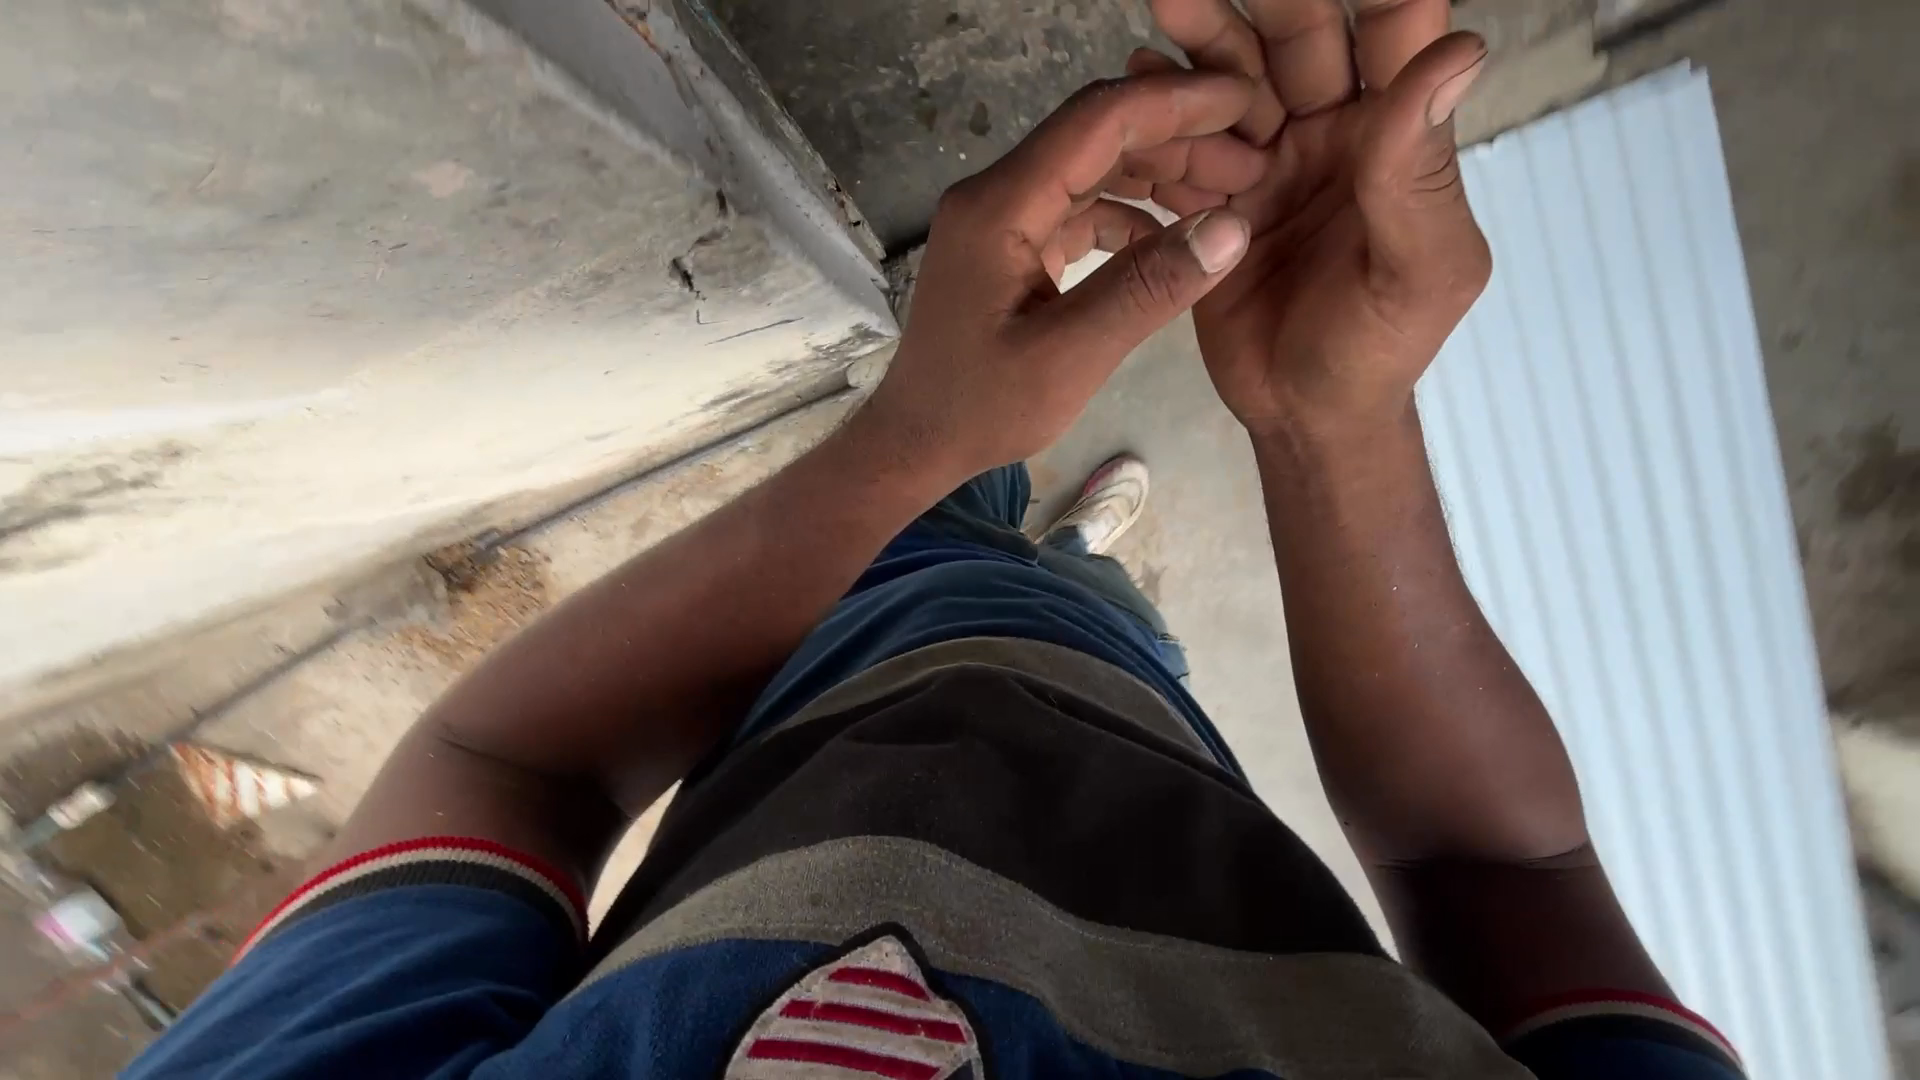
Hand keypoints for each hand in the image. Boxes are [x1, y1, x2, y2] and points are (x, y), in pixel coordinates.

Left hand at [853, 72, 1266, 483]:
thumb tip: (1230, 226)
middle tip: (1251, 164)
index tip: (1245, 103)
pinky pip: (1073, 214)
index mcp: (999, 207)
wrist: (918, 440)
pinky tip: (1166, 242)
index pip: (1099, 120)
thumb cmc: (982, 409)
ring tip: (1221, 198)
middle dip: (1176, 142)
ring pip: (1088, 174)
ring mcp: (997, 223)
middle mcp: (994, 197)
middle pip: (1095, 139)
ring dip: (1154, 179)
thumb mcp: (1069, 357)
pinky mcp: (1005, 251)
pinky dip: (1124, 218)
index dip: (1178, 102)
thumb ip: (1147, 290)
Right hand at [1129, 0, 1493, 434]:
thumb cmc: (1377, 350)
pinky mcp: (1213, 212)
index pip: (1393, 30)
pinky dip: (1158, 127)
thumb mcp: (1420, 269)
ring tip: (1161, 3)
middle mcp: (1329, 140)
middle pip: (1297, 47)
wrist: (1303, 413)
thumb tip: (1457, 50)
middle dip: (1259, 5)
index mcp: (1396, 137)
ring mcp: (1266, 174)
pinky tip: (1132, 84)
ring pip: (1230, 95)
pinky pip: (1184, 160)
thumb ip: (1423, 174)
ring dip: (1196, 51)